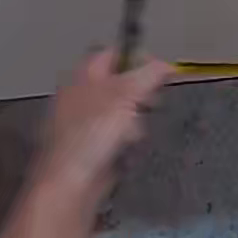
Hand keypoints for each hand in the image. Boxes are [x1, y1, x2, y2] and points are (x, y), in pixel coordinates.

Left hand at [30, 51, 173, 195]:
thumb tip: (168, 65)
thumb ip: (150, 73)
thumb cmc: (95, 131)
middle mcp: (82, 93)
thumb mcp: (128, 93)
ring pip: (123, 111)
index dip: (139, 58)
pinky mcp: (90, 147)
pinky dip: (126, 142)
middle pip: (122, 83)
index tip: (159, 73)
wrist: (69, 184)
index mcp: (85, 74)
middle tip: (149, 104)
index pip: (116, 53)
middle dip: (141, 95)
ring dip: (136, 122)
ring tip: (132, 135)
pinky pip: (118, 135)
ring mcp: (85, 122)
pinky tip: (126, 152)